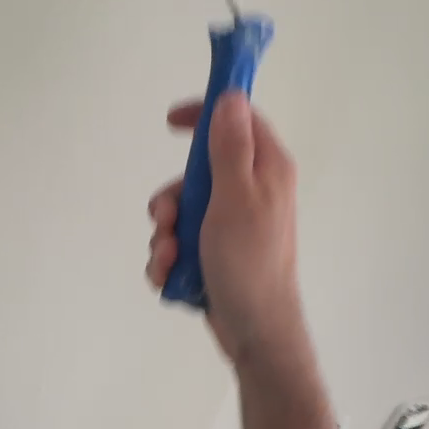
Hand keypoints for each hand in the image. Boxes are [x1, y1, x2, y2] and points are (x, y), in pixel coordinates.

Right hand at [147, 91, 304, 366]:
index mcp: (265, 171)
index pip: (236, 121)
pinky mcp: (214, 260)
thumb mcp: (236, 197)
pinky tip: (168, 277)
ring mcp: (230, 230)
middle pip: (196, 176)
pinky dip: (168, 262)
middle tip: (166, 223)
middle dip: (170, 201)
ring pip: (181, 217)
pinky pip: (180, 249)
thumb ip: (229, 147)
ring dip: (164, 239)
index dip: (203, 115)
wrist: (254, 331)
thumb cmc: (248, 262)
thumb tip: (230, 97)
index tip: (169, 122)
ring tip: (168, 261)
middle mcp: (250, 195)